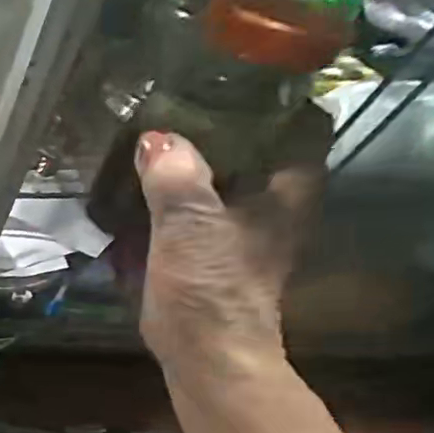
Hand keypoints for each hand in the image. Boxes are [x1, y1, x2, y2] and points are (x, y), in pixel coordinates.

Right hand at [135, 109, 328, 380]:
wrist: (204, 352)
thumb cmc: (210, 287)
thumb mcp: (189, 226)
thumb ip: (174, 177)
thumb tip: (153, 135)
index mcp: (288, 190)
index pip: (297, 124)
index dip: (269, 99)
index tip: (227, 80)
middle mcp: (272, 204)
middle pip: (252, 150)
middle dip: (215, 130)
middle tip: (171, 108)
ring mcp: (239, 230)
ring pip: (217, 181)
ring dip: (186, 166)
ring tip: (146, 145)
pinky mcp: (207, 254)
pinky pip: (189, 211)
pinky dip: (167, 198)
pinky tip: (136, 193)